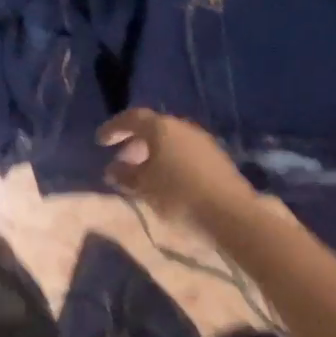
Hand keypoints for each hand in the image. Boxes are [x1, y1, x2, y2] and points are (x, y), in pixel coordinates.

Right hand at [96, 108, 258, 223]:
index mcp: (160, 127)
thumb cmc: (179, 196)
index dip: (113, 129)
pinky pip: (187, 154)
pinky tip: (170, 182)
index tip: (101, 142)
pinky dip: (173, 162)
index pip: (130, 118)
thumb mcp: (144, 187)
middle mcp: (182, 128)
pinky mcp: (219, 161)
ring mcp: (204, 143)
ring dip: (155, 154)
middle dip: (134, 143)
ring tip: (146, 175)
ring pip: (171, 142)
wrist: (235, 217)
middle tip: (123, 162)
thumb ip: (124, 175)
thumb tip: (112, 169)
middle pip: (152, 129)